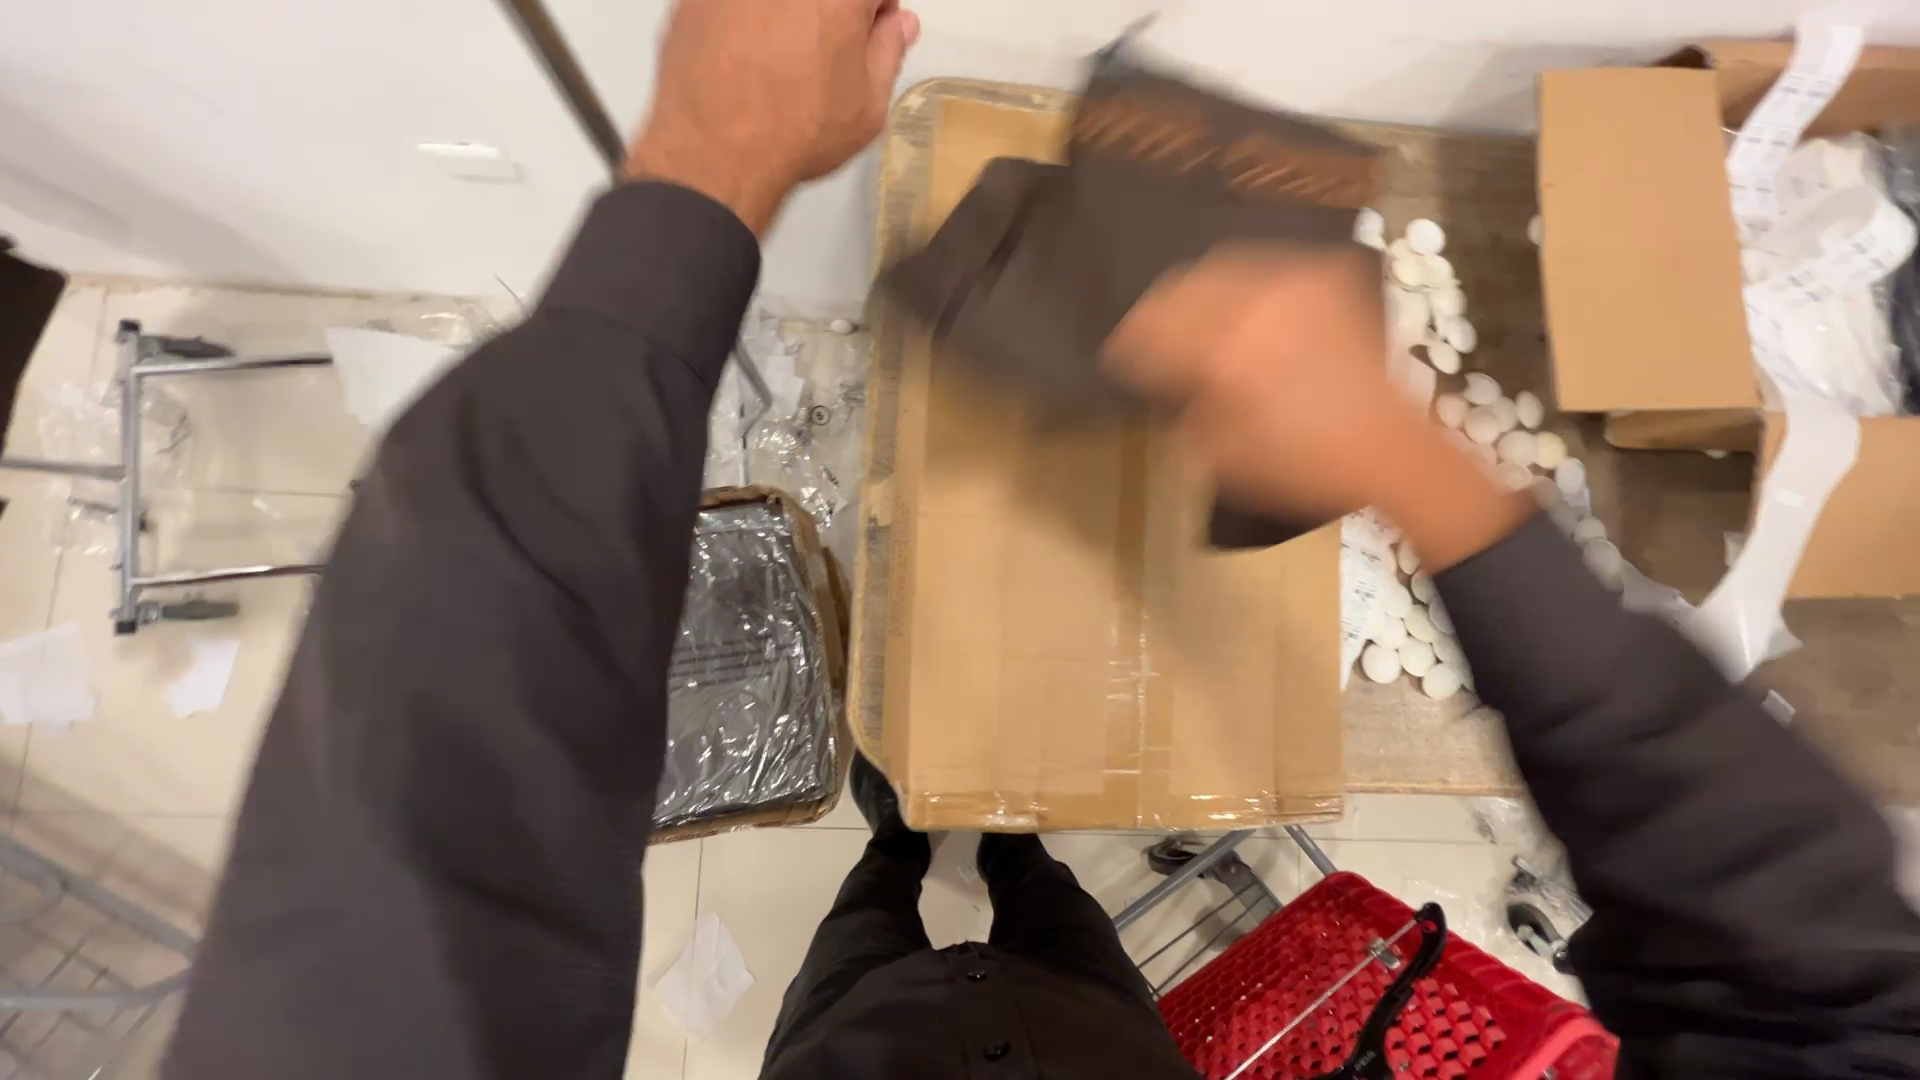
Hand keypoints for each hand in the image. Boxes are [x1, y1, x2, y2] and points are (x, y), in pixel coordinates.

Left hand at [624, 0, 920, 234]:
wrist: (716, 149)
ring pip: (780, 4)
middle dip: (832, 12)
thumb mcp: (867, 107)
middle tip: (824, 50)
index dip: (878, 10)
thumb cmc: (803, 131)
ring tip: (781, 55)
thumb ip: (888, 53)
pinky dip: (749, 19)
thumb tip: (899, 23)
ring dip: (789, 17)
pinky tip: (745, 55)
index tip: (870, 35)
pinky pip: (739, 5)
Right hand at [1106, 247, 1529, 568]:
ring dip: (1197, 292)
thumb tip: (1166, 377)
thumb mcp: (1222, 453)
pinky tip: (1243, 311)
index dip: (1127, 343)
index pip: (1153, 328)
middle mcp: (1257, 303)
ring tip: (1193, 319)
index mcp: (1226, 351)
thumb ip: (1183, 406)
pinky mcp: (1327, 279)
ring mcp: (1296, 284)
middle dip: (1158, 311)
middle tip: (1151, 336)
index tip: (1119, 356)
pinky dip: (1242, 285)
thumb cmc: (1300, 465)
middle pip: (1182, 285)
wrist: (1392, 449)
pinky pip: (1266, 266)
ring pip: (1222, 265)